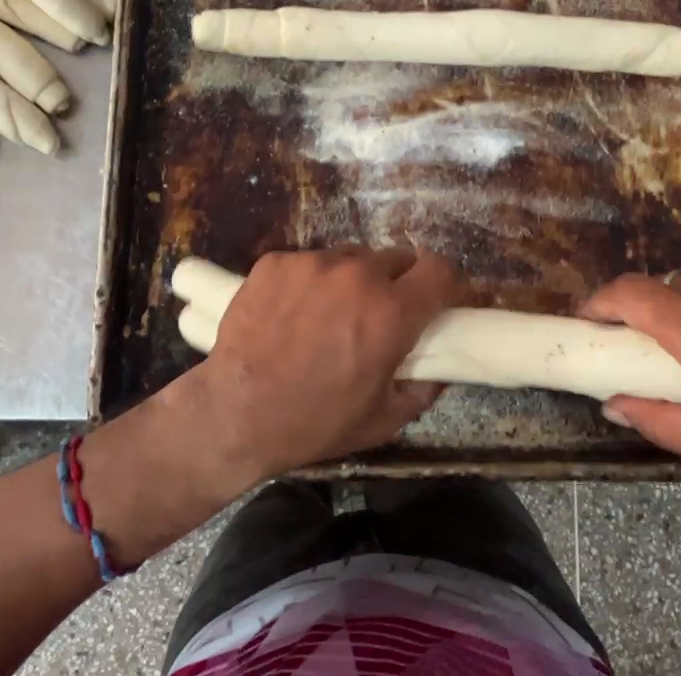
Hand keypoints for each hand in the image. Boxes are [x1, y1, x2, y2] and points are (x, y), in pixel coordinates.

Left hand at [185, 246, 458, 481]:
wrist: (236, 412)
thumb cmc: (316, 422)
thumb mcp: (383, 419)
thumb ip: (422, 389)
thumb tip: (439, 371)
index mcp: (392, 312)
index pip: (440, 269)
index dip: (445, 283)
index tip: (438, 299)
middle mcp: (356, 275)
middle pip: (396, 258)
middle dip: (397, 282)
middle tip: (378, 313)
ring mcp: (312, 263)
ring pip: (350, 258)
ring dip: (351, 280)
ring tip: (328, 315)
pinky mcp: (275, 261)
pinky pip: (308, 262)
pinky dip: (309, 282)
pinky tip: (291, 314)